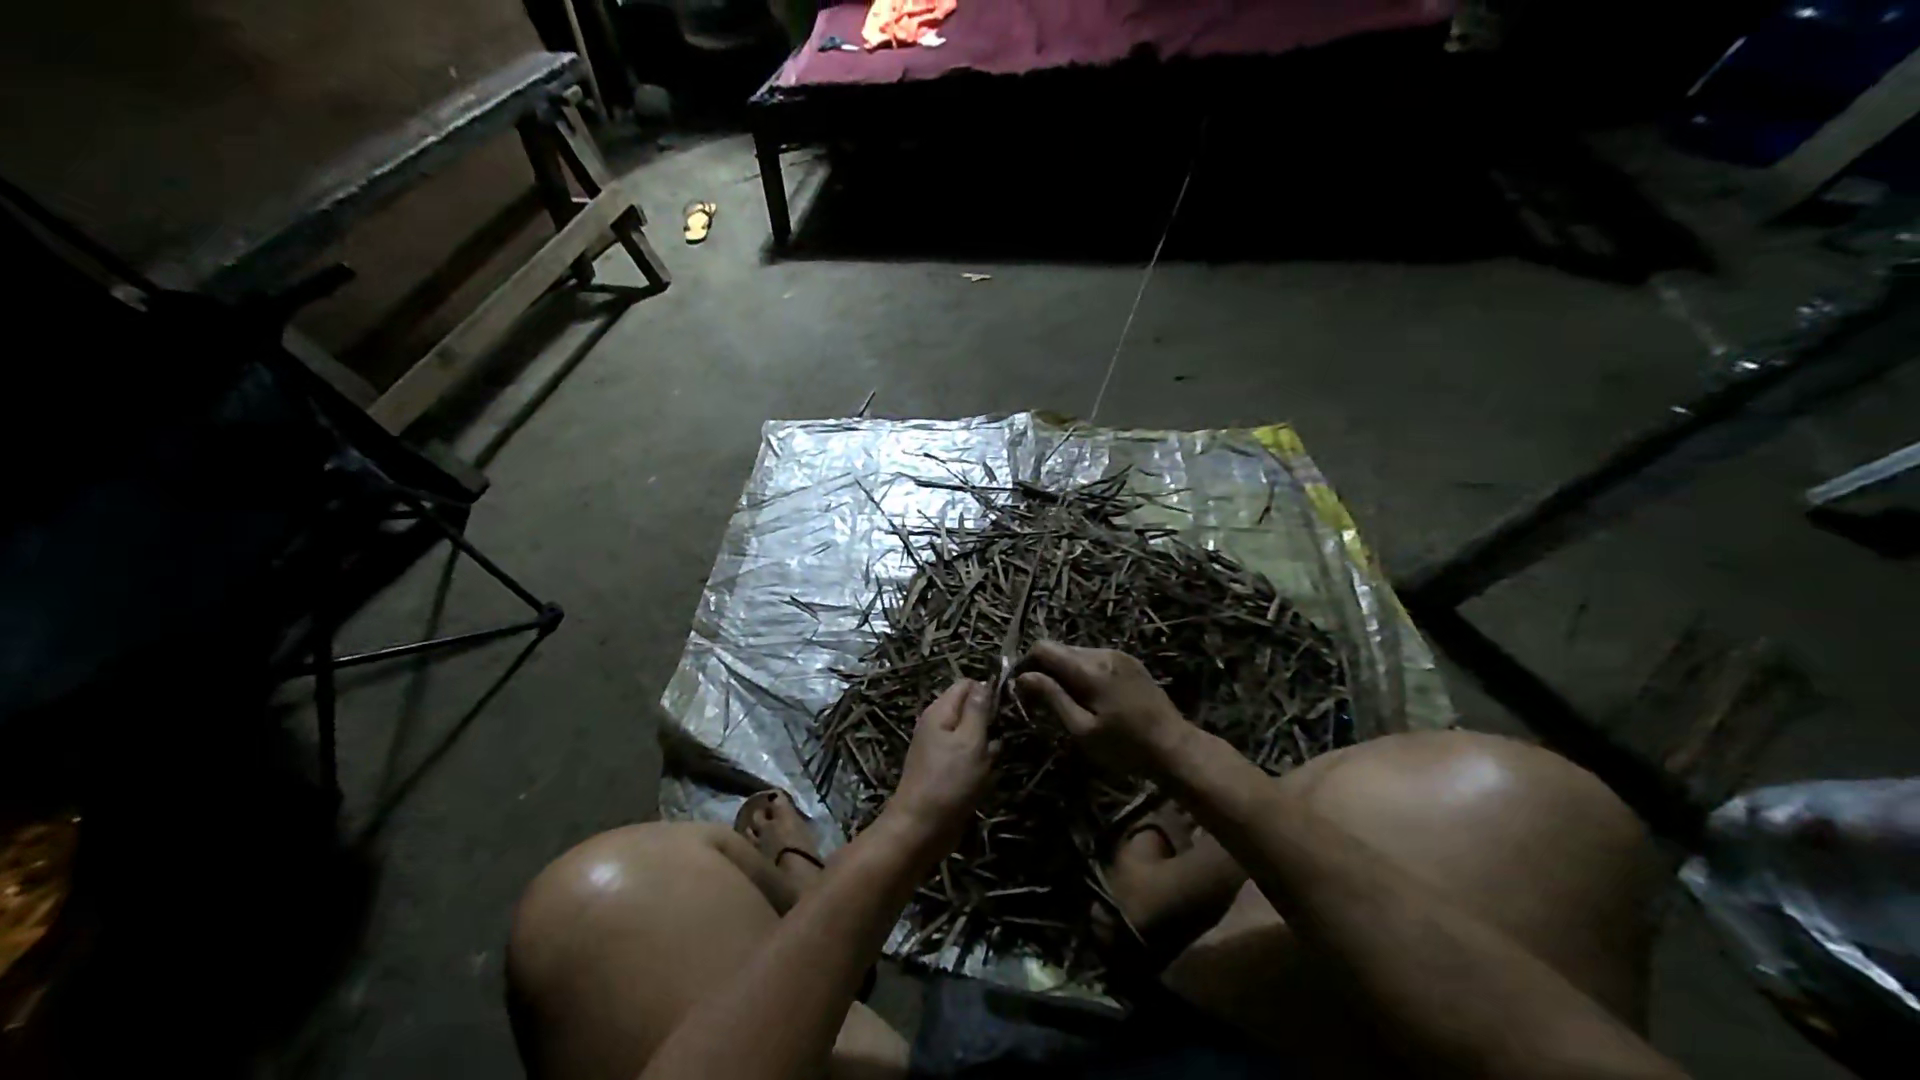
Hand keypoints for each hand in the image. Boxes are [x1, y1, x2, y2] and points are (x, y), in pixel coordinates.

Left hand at [887, 680, 996, 846]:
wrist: (921, 829)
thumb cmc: (949, 781)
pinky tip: (986, 777)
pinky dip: (979, 764)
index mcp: (940, 711)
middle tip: (1001, 739)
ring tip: (992, 762)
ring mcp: (939, 748)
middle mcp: (937, 725)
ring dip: (986, 747)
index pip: (967, 684)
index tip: (1006, 709)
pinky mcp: (944, 770)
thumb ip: (978, 710)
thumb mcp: (970, 741)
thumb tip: (985, 683)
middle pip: (970, 709)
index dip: (988, 692)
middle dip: (989, 722)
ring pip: (972, 736)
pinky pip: (967, 757)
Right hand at [1014, 642, 1190, 775]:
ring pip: (1077, 652)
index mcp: (1089, 669)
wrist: (1174, 746)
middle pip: (1060, 649)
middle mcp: (1103, 653)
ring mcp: (1119, 655)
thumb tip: (1023, 676)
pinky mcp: (1129, 661)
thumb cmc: (1125, 746)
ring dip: (1066, 671)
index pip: (1044, 648)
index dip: (1028, 664)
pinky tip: (1092, 697)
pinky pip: (1095, 658)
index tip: (1025, 689)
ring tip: (1070, 702)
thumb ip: (1052, 698)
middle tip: (1046, 701)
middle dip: (1047, 669)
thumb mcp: (1082, 730)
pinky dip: (1084, 671)